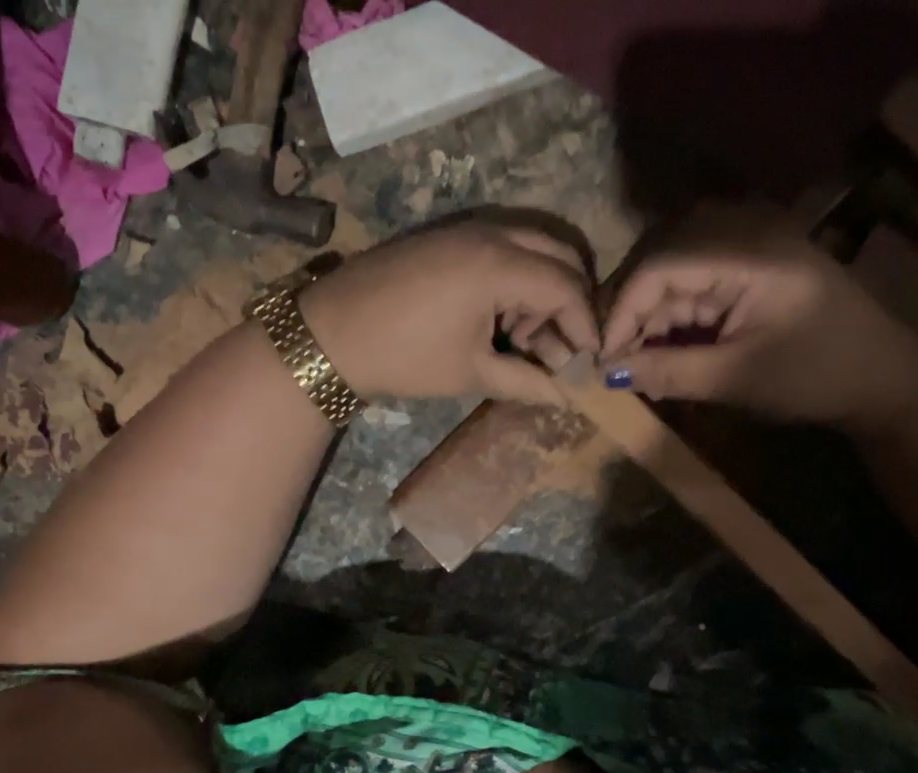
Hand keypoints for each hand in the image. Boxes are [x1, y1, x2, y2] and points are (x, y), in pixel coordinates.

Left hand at [297, 222, 599, 405]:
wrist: (329, 334)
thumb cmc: (403, 357)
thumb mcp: (471, 373)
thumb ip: (527, 381)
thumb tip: (568, 397)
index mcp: (499, 264)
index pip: (566, 287)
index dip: (585, 326)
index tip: (589, 360)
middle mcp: (490, 233)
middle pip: (558, 256)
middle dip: (570, 301)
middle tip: (564, 346)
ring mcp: (466, 230)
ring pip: (532, 247)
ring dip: (543, 289)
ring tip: (527, 340)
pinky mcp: (447, 237)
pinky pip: (502, 247)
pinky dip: (516, 278)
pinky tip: (500, 319)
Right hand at [598, 206, 917, 430]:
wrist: (884, 377)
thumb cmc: (816, 378)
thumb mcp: (737, 379)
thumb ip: (668, 370)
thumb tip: (607, 372)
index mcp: (752, 253)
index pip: (662, 265)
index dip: (622, 309)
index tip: (604, 356)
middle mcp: (751, 228)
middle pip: (663, 251)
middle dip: (631, 303)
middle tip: (616, 352)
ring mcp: (755, 237)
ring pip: (675, 257)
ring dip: (650, 302)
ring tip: (639, 349)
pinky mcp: (755, 255)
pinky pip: (697, 266)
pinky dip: (675, 301)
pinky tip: (667, 336)